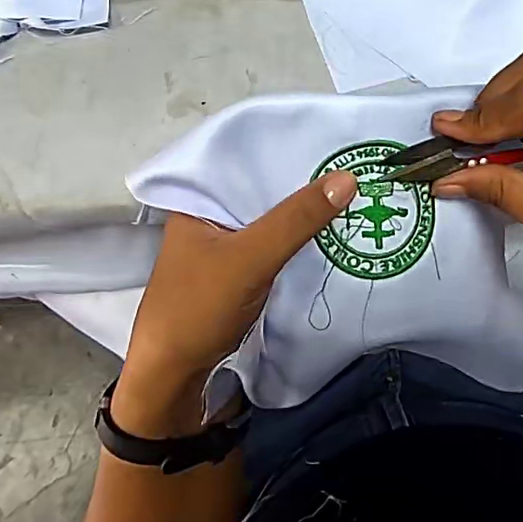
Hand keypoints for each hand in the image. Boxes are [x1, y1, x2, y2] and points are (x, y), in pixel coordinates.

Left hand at [114, 172, 357, 437]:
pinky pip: (272, 246)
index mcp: (196, 201)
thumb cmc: (197, 309)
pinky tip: (328, 233)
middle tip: (349, 162)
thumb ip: (295, 220)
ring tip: (348, 191)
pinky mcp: (238, 275)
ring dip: (300, 214)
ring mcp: (223, 248)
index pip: (242, 160)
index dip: (282, 148)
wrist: (173, 383)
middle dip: (298, 182)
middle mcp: (208, 218)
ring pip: (268, 219)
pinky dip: (295, 241)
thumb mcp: (250, 258)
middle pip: (259, 190)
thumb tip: (347, 177)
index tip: (327, 137)